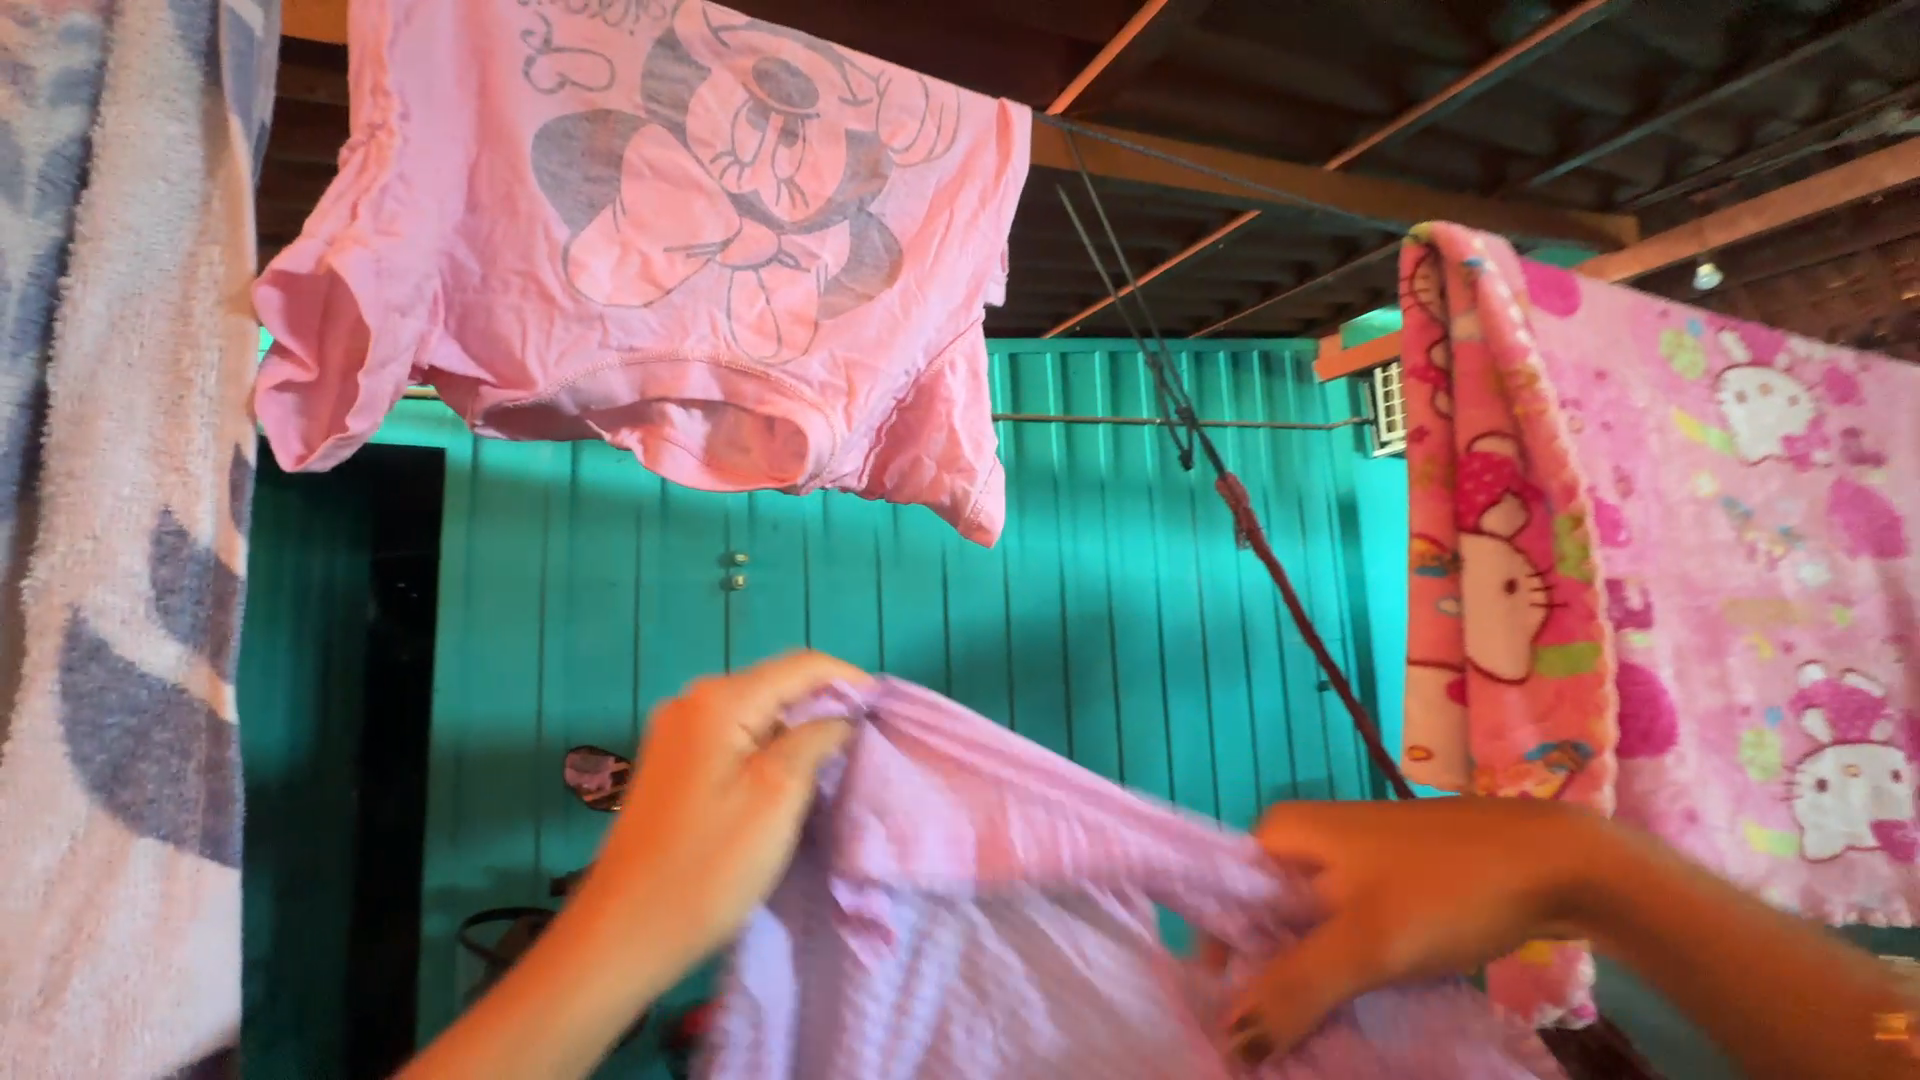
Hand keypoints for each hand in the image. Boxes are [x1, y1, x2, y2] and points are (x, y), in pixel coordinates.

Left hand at [571, 650, 868, 978]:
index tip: (883, 705)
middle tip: (864, 734)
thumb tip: (838, 718)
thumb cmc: (708, 867)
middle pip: (776, 683)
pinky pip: (734, 733)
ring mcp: (677, 731)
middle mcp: (693, 702)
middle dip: (823, 701)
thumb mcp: (777, 798)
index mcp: (719, 701)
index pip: (800, 666)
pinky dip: (769, 742)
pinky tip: (788, 770)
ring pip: (756, 709)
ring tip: (835, 753)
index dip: (847, 679)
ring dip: (797, 724)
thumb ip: (815, 741)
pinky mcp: (672, 760)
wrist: (621, 934)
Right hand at [1226, 797, 1613, 1061]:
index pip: (1221, 902)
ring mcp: (1342, 864)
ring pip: (1301, 933)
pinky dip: (1337, 975)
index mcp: (1279, 835)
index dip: (1220, 966)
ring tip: (1303, 1046)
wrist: (1558, 864)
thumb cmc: (1446, 888)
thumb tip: (1229, 1044)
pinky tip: (1346, 1017)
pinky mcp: (1380, 886)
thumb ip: (1294, 990)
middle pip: (1259, 920)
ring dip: (1302, 985)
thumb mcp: (1366, 943)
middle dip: (1263, 982)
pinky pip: (1337, 934)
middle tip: (1270, 1051)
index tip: (1228, 1032)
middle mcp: (1300, 844)